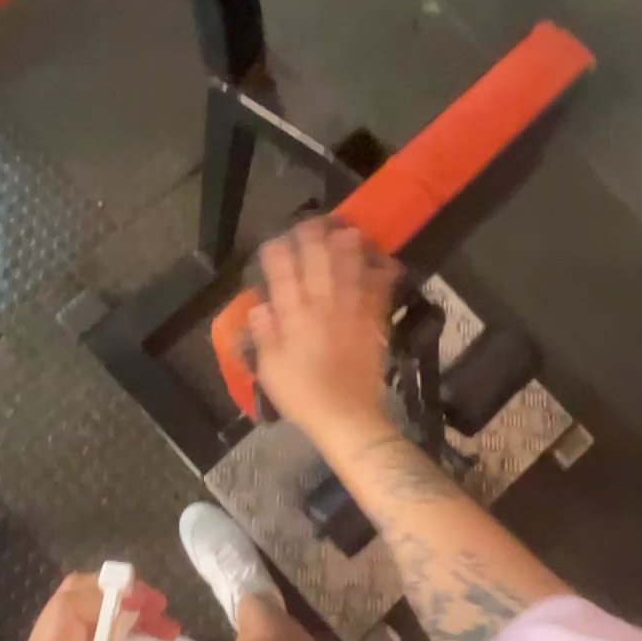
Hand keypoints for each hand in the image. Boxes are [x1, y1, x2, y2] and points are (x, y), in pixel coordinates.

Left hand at [0, 574, 181, 640]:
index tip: (152, 608)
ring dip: (112, 614)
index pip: (70, 609)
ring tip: (153, 634)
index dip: (111, 595)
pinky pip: (66, 638)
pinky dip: (99, 633)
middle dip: (117, 596)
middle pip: (69, 600)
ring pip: (68, 615)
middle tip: (159, 616)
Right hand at [249, 218, 399, 445]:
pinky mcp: (372, 327)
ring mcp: (350, 317)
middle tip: (312, 223)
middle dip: (313, 244)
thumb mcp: (271, 370)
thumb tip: (260, 306)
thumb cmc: (302, 396)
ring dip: (347, 252)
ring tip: (348, 230)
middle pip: (317, 269)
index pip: (283, 281)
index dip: (278, 258)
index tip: (275, 240)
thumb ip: (264, 336)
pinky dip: (378, 278)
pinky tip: (381, 263)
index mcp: (293, 322)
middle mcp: (321, 312)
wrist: (346, 417)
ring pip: (348, 275)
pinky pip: (376, 296)